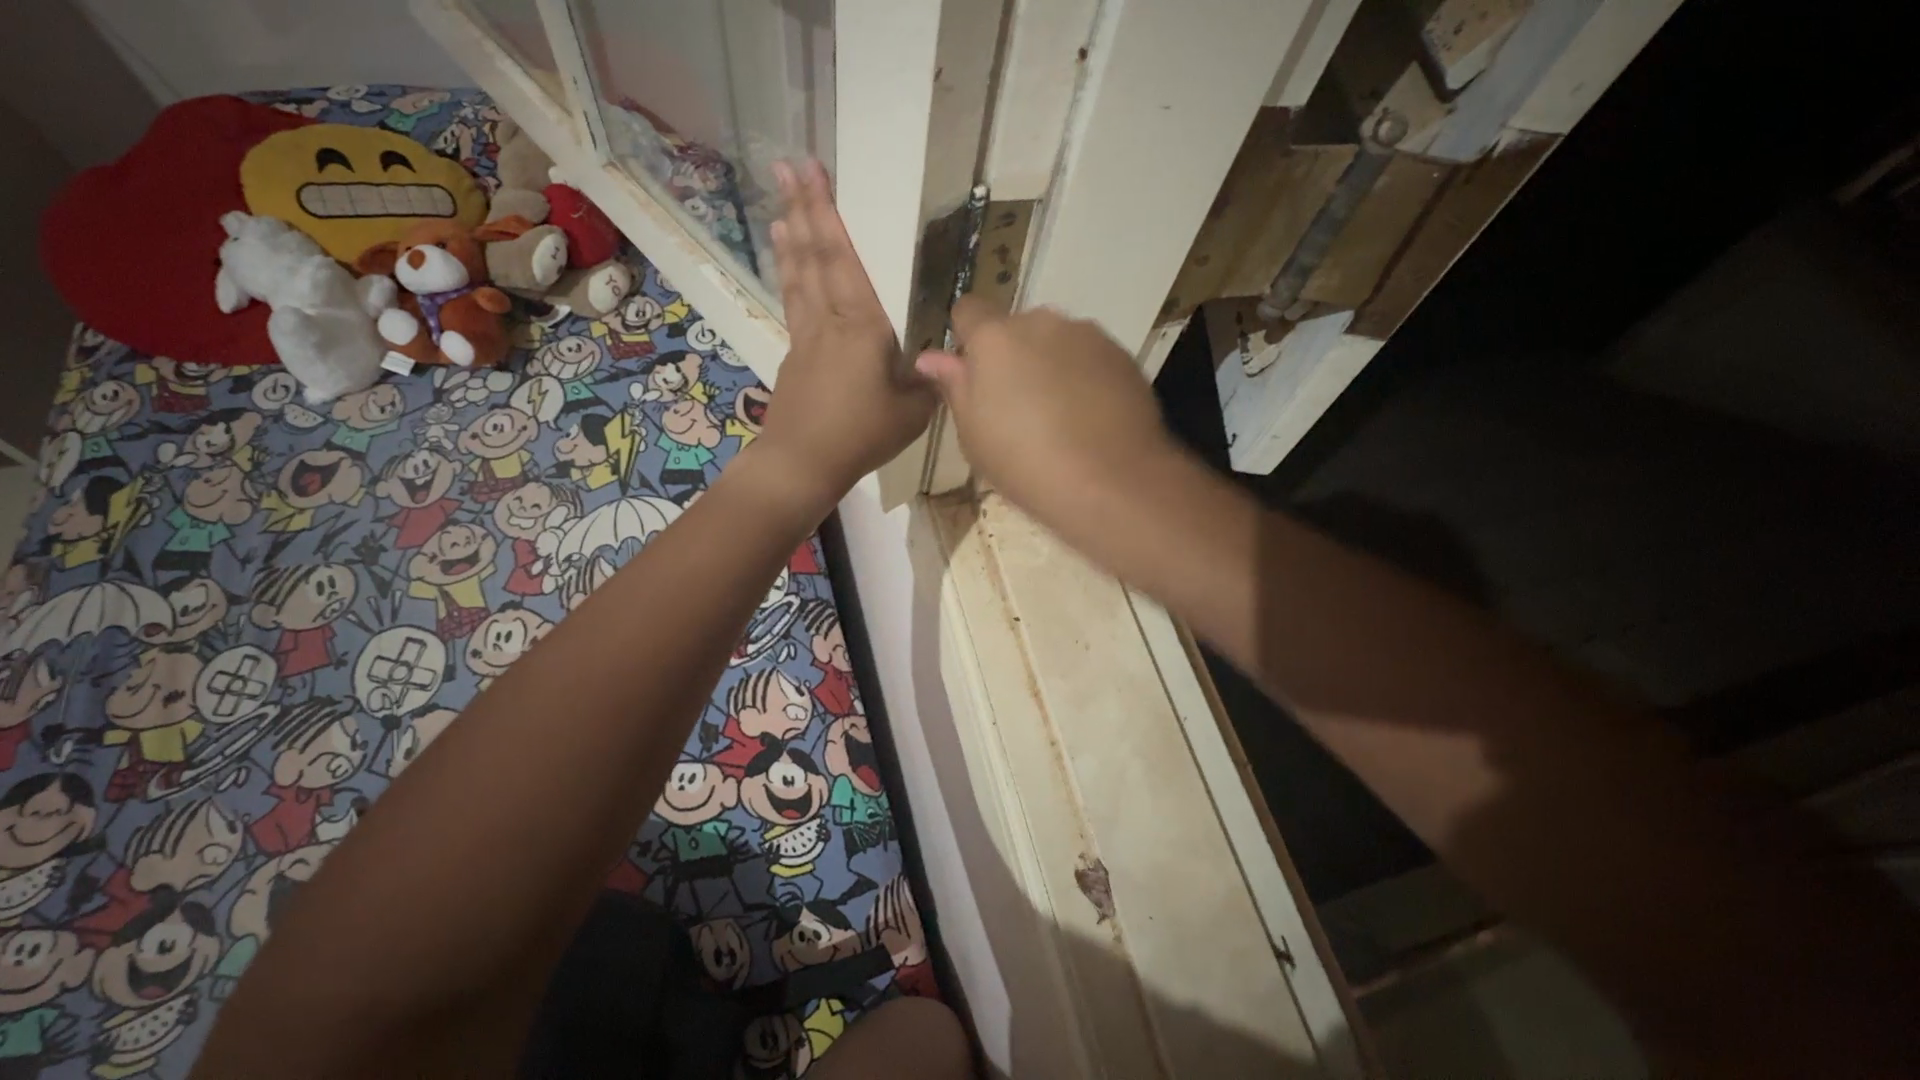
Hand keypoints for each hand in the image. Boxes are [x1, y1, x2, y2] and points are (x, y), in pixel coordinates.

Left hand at [755, 160, 935, 507]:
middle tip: (786, 166)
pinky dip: (788, 276)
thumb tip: (944, 363)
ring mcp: (806, 337)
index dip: (826, 211)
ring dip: (789, 237)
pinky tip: (787, 267)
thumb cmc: (861, 435)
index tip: (812, 171)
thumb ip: (929, 382)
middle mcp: (828, 319)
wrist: (801, 463)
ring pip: (797, 276)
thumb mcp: (913, 412)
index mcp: (861, 324)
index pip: (842, 256)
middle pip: (813, 255)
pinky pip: (792, 303)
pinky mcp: (794, 356)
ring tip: (780, 206)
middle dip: (801, 208)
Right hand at [916, 296, 1181, 527]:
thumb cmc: (1026, 464)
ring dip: (1050, 364)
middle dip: (1012, 355)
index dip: (966, 338)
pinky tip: (1089, 418)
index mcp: (995, 338)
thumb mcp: (974, 435)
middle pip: (1016, 327)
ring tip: (1059, 416)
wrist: (1111, 484)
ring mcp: (1087, 335)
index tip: (973, 374)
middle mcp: (1042, 322)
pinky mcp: (1121, 355)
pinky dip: (1084, 377)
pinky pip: (1090, 358)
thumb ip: (955, 386)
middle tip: (1016, 406)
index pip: (968, 309)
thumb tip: (932, 357)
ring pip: (1056, 340)